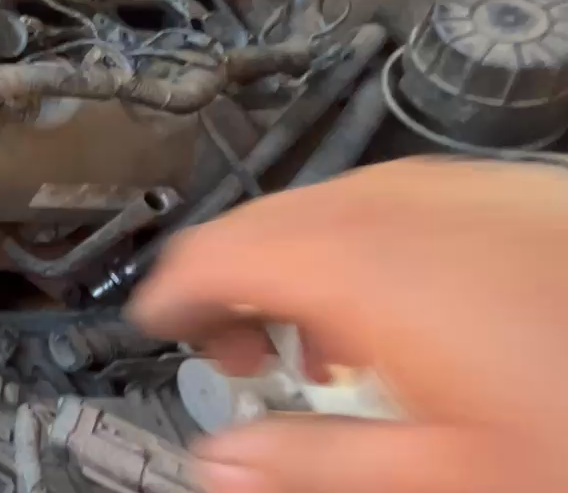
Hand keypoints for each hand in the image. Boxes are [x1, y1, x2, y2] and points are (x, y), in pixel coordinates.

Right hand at [128, 158, 567, 492]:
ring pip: (311, 217)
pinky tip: (409, 317)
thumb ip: (316, 465)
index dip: (165, 301)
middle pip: (247, 231)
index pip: (198, 260)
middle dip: (227, 293)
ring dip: (292, 275)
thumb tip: (218, 467)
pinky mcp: (492, 190)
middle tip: (246, 360)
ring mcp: (438, 186)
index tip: (158, 333)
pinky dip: (358, 257)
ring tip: (328, 348)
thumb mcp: (464, 475)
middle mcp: (374, 203)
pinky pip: (381, 210)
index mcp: (344, 258)